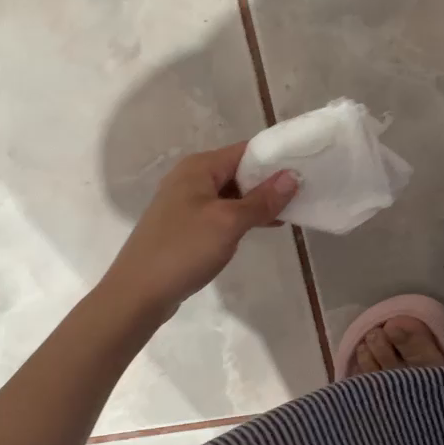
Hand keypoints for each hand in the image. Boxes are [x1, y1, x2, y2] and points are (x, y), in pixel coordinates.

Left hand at [103, 142, 298, 309]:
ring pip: (232, 193)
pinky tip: (263, 227)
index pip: (246, 150)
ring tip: (291, 211)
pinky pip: (222, 211)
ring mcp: (186, 202)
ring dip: (258, 201)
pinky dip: (243, 216)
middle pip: (239, 170)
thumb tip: (292, 176)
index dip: (276, 157)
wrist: (137, 294)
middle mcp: (191, 178)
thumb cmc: (183, 250)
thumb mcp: (228, 223)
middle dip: (270, 181)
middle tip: (304, 192)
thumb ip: (262, 200)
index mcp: (199, 167)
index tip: (306, 167)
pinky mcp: (185, 225)